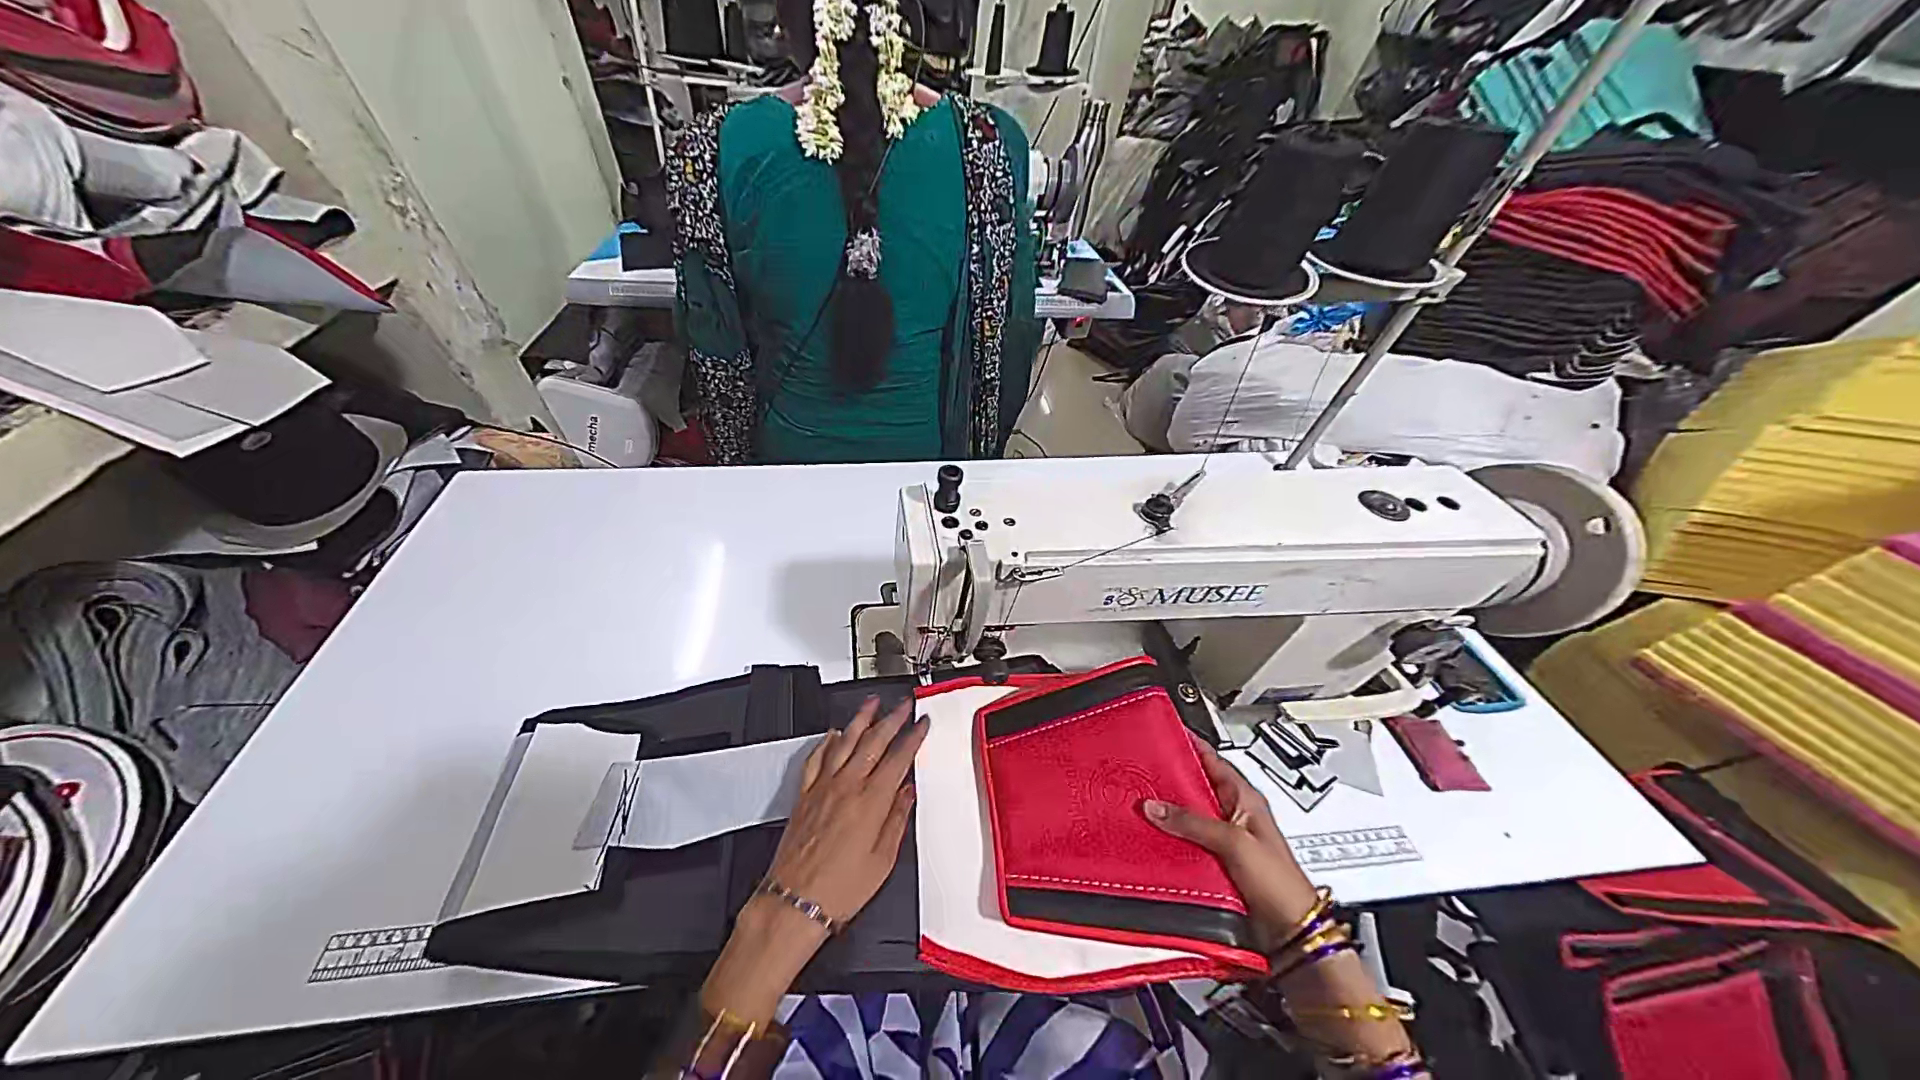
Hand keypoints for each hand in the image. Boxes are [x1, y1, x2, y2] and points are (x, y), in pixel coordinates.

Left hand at [700, 698, 926, 1023]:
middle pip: (873, 740)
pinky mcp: (805, 795)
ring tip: (871, 704)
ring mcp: (823, 788)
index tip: (922, 724)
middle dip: (892, 718)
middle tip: (902, 705)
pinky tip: (833, 734)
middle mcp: (847, 787)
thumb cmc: (839, 889)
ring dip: (860, 719)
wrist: (795, 902)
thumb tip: (906, 794)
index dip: (913, 737)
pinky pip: (817, 758)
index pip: (898, 757)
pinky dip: (827, 741)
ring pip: (845, 741)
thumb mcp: (883, 860)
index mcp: (871, 802)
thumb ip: (897, 819)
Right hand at [1144, 737, 1318, 948]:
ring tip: (1142, 802)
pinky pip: (1186, 841)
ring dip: (1167, 812)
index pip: (1211, 758)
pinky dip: (1170, 837)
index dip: (1189, 743)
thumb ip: (1193, 821)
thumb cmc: (1281, 883)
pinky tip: (1153, 837)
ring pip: (1187, 815)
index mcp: (1245, 798)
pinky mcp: (1216, 861)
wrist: (1293, 932)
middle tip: (1142, 770)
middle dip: (1169, 778)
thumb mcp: (1234, 842)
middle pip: (1194, 785)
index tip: (1164, 731)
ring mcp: (1224, 838)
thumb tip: (1156, 805)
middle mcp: (1233, 813)